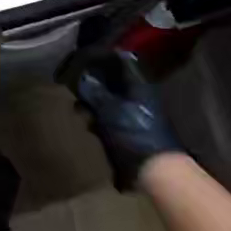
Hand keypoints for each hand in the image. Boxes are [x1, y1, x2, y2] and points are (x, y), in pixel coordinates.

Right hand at [73, 50, 181, 190]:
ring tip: (80, 112)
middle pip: (113, 83)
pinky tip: (90, 128)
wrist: (155, 172)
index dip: (101, 58)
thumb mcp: (111, 111)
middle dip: (93, 85)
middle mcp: (138, 97)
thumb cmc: (134, 136)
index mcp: (139, 85)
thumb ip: (96, 93)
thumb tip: (81, 77)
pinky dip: (99, 122)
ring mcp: (136, 116)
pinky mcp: (131, 134)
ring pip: (110, 103)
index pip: (120, 62)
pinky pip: (111, 121)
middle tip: (74, 89)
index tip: (81, 59)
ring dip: (94, 106)